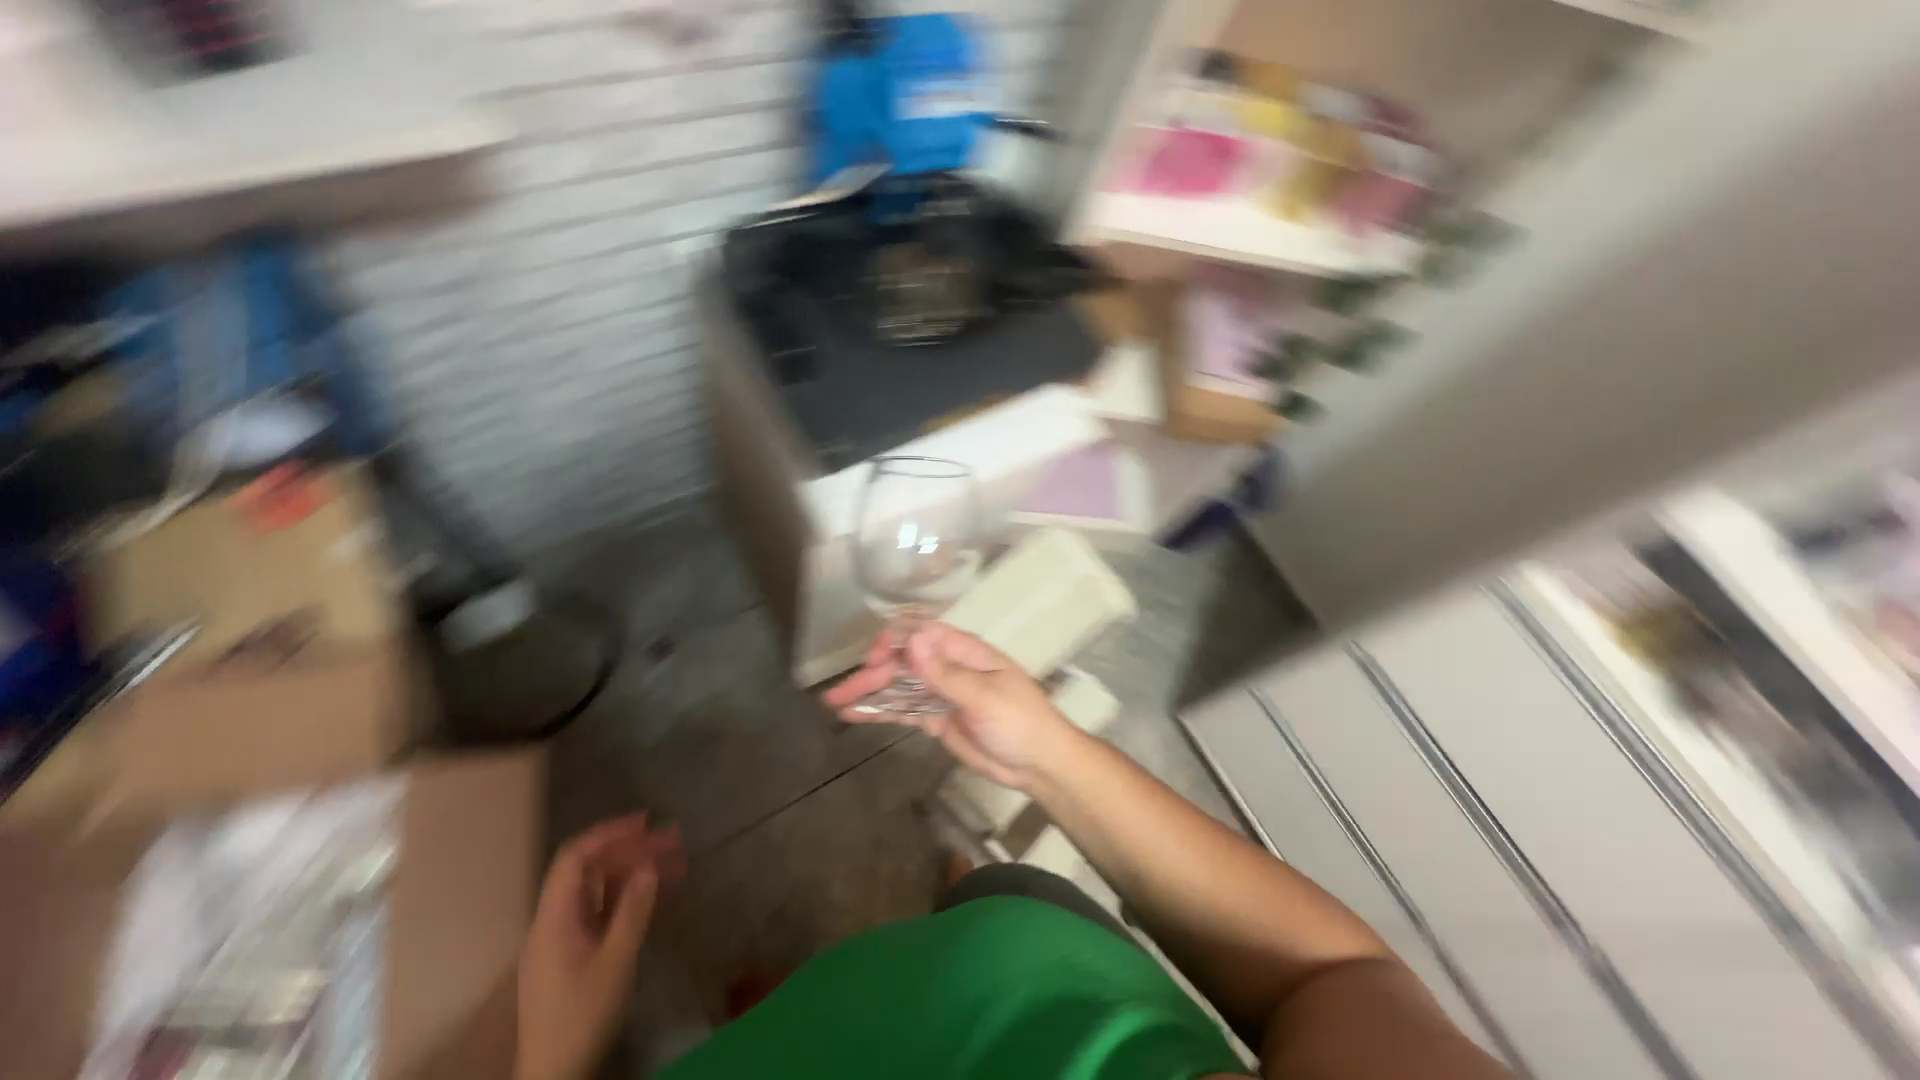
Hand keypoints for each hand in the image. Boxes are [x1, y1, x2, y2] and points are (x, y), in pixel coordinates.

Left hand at [516, 815, 685, 1079]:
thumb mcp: (615, 963)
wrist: (554, 1073)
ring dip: (633, 873)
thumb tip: (649, 867)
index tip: (645, 822)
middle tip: (673, 842)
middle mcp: (553, 921)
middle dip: (630, 851)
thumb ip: (632, 912)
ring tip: (674, 864)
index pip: (575, 858)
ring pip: (598, 891)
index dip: (609, 834)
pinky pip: (600, 913)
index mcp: (554, 918)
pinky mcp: (573, 955)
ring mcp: (562, 939)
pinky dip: (627, 899)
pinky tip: (656, 896)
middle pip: (589, 871)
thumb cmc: (583, 1016)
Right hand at [822, 623, 1081, 790]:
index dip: (894, 642)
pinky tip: (854, 715)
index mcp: (965, 652)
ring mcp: (941, 693)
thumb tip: (912, 640)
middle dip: (871, 673)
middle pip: (903, 663)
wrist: (1039, 763)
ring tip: (833, 702)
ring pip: (898, 686)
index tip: (872, 660)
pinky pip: (904, 710)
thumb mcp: (984, 697)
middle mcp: (949, 667)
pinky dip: (880, 711)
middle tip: (838, 692)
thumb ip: (946, 673)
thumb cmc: (1021, 722)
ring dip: (868, 692)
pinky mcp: (937, 719)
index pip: (922, 635)